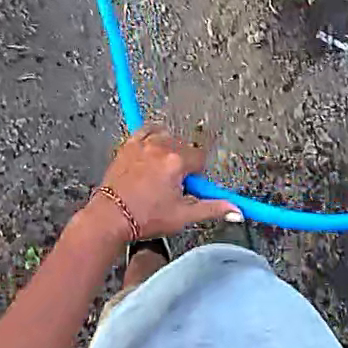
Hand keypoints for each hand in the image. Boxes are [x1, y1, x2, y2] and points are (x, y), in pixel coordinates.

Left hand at [88, 126, 239, 242]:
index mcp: (177, 162)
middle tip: (175, 184)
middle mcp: (161, 147)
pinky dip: (152, 135)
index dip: (197, 174)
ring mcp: (143, 145)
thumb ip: (212, 209)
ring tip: (162, 170)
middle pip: (184, 147)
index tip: (190, 186)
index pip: (199, 158)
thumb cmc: (144, 217)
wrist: (111, 217)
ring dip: (169, 149)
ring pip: (166, 137)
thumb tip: (236, 210)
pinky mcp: (128, 146)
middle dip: (183, 163)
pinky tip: (152, 148)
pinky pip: (146, 130)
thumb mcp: (183, 216)